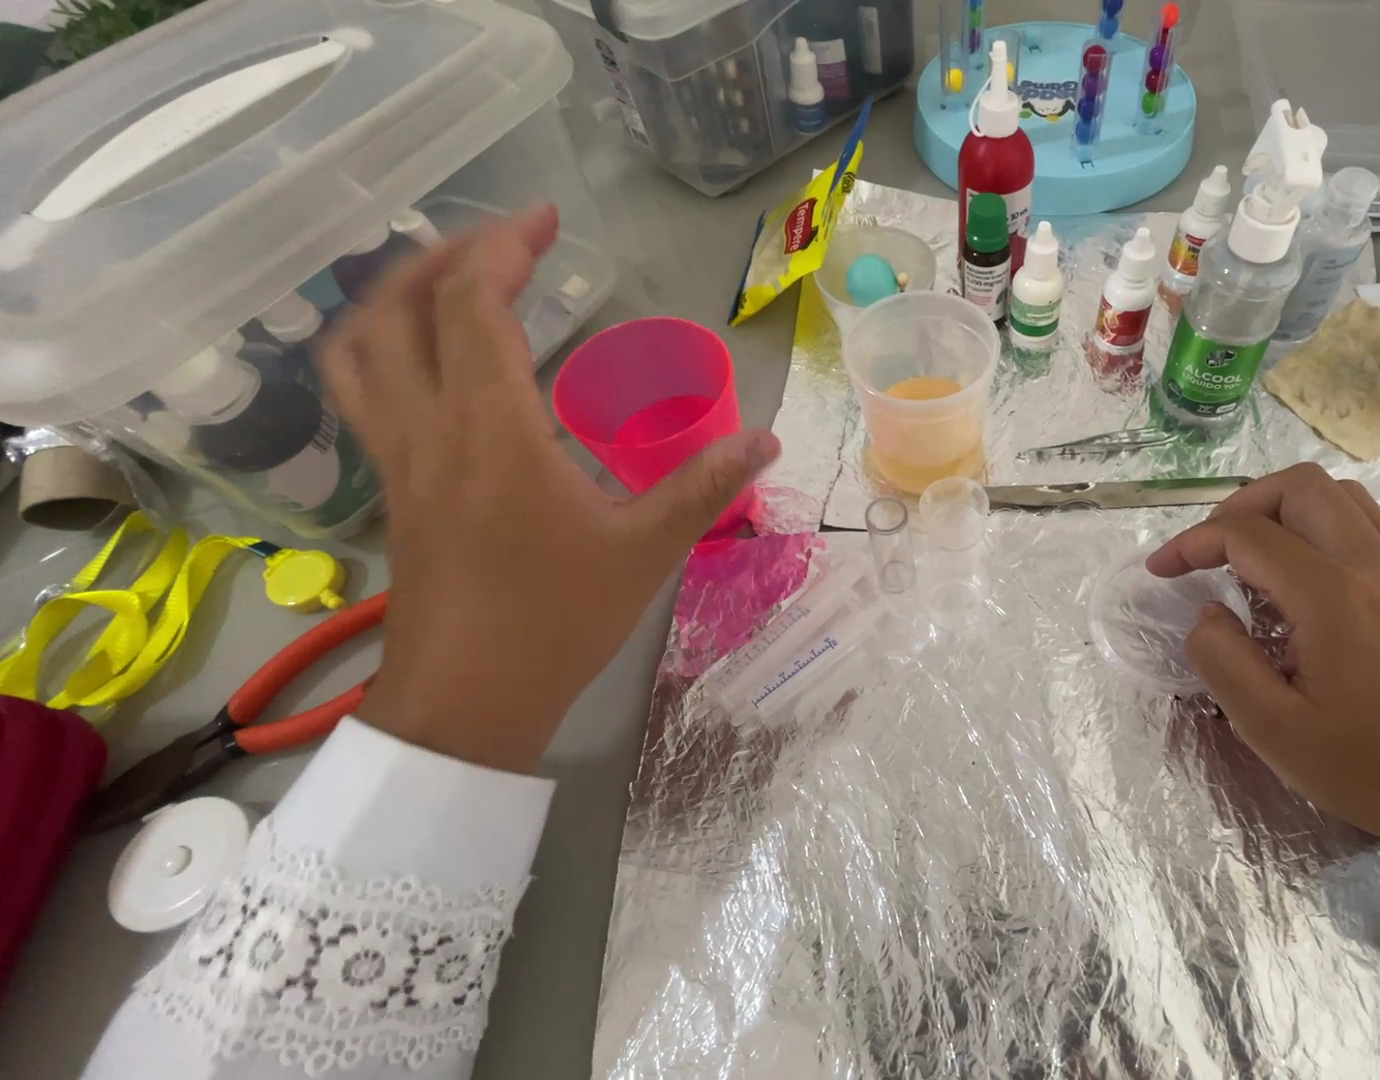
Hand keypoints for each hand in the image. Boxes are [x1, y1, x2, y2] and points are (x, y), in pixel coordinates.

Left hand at [319, 205, 779, 772]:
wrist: (469, 697)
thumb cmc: (557, 619)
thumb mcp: (645, 549)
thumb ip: (704, 486)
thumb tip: (765, 442)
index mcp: (491, 431)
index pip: (473, 309)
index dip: (502, 249)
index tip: (544, 219)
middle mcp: (428, 429)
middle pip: (399, 308)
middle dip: (447, 256)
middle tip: (505, 243)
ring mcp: (398, 459)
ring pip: (360, 347)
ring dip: (396, 295)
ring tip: (450, 282)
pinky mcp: (392, 488)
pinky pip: (365, 391)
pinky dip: (385, 347)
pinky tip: (430, 364)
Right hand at [1148, 464, 1379, 843]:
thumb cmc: (1367, 768)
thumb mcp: (1270, 728)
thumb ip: (1221, 659)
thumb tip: (1207, 613)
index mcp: (1332, 599)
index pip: (1248, 534)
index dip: (1191, 543)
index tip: (1161, 571)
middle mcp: (1371, 567)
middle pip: (1299, 487)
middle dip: (1239, 507)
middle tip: (1208, 552)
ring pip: (1337, 494)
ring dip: (1281, 507)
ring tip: (1248, 552)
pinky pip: (1362, 521)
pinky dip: (1316, 522)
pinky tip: (1296, 569)